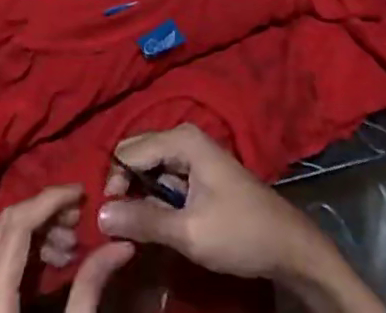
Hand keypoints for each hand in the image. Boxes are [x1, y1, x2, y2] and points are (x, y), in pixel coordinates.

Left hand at [0, 185, 134, 312]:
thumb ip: (89, 289)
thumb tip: (123, 243)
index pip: (15, 227)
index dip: (49, 200)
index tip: (83, 192)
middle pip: (5, 227)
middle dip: (47, 213)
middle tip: (81, 220)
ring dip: (38, 232)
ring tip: (71, 248)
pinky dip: (26, 253)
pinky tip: (53, 266)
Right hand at [97, 125, 385, 312]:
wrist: (286, 245)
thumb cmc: (240, 232)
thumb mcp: (188, 232)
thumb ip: (144, 221)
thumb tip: (99, 214)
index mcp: (183, 140)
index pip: (127, 152)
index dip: (114, 184)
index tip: (108, 221)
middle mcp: (185, 139)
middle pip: (136, 155)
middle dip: (122, 187)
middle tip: (117, 226)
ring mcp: (192, 157)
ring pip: (148, 170)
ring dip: (136, 197)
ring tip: (132, 231)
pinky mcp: (197, 176)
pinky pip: (162, 181)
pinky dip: (152, 201)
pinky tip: (151, 227)